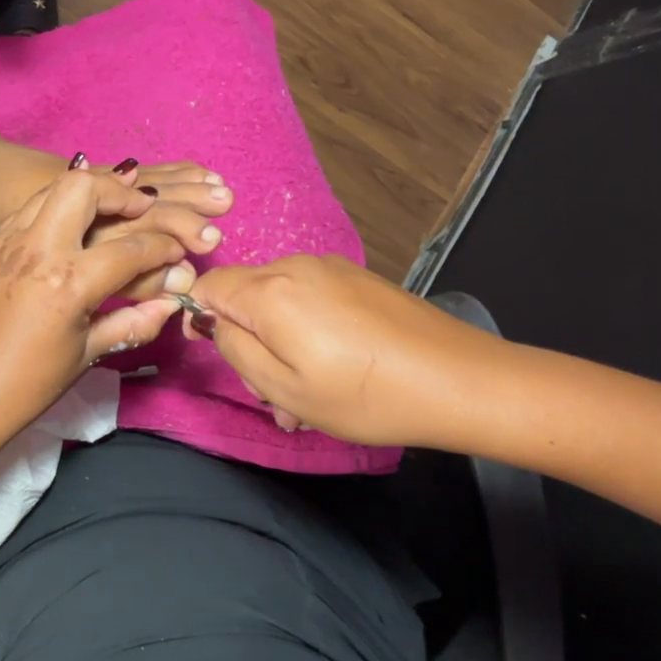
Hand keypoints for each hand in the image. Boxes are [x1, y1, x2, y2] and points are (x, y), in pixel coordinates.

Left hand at [0, 167, 186, 442]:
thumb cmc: (30, 381)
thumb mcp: (89, 352)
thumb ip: (135, 321)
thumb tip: (173, 300)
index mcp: (67, 283)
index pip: (130, 248)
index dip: (164, 247)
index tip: (179, 252)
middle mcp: (37, 251)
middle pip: (85, 187)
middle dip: (120, 192)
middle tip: (141, 209)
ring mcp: (9, 242)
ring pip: (53, 188)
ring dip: (87, 193)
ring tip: (110, 212)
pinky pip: (29, 209)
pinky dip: (56, 208)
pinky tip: (70, 230)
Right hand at [187, 255, 514, 447]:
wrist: (460, 381)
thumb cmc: (363, 394)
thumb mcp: (282, 387)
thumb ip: (233, 347)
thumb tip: (212, 320)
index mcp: (269, 291)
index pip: (207, 284)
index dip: (199, 316)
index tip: (214, 353)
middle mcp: (295, 266)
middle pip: (244, 292)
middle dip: (245, 336)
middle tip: (271, 392)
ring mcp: (331, 268)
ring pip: (279, 299)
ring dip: (278, 339)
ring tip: (308, 389)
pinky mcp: (359, 278)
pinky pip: (311, 298)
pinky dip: (307, 329)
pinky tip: (337, 366)